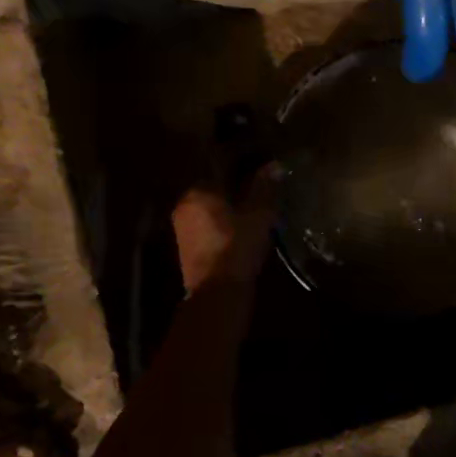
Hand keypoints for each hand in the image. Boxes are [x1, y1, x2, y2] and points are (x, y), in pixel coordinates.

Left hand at [171, 168, 275, 290]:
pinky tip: (240, 238)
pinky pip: (207, 231)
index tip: (260, 181)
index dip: (242, 174)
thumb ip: (264, 188)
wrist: (217, 292)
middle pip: (214, 193)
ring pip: (210, 213)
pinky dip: (222, 231)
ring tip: (253, 220)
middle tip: (259, 201)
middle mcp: (184, 206)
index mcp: (197, 191)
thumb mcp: (258, 214)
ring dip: (228, 214)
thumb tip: (274, 164)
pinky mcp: (186, 250)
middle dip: (235, 195)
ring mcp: (181, 230)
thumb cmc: (237, 245)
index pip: (220, 171)